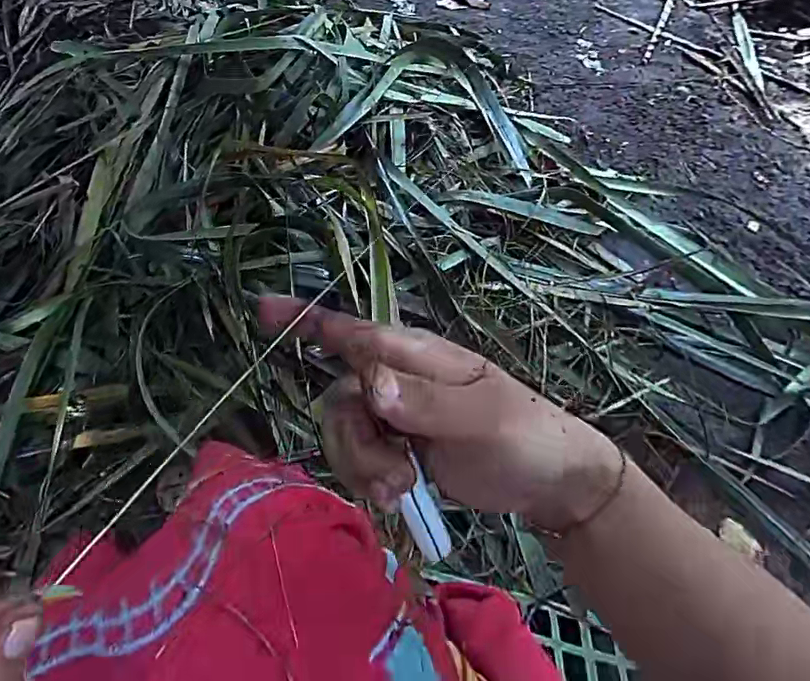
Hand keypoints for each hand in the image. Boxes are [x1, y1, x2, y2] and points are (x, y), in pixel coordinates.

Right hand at [258, 296, 624, 531]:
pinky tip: (399, 498)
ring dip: (363, 466)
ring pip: (344, 431)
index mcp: (412, 353)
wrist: (548, 480)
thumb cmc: (520, 433)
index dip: (305, 319)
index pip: (351, 331)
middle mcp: (393, 376)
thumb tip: (370, 386)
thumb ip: (423, 402)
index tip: (261, 310)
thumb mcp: (480, 419)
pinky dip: (369, 480)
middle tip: (393, 479)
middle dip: (354, 442)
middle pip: (339, 398)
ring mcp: (393, 413)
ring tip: (401, 492)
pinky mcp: (395, 446)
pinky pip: (358, 458)